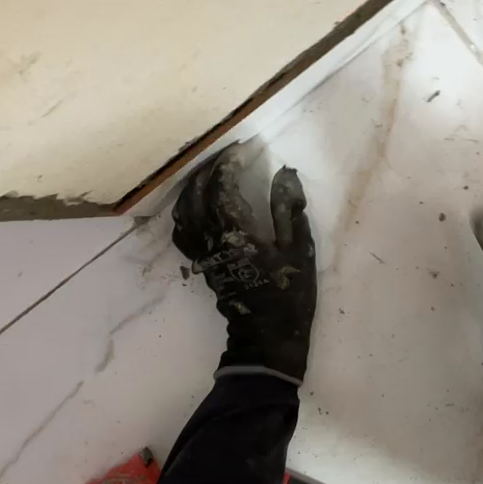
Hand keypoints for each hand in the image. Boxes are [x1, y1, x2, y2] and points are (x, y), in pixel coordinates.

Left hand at [172, 146, 316, 382]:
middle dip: (212, 166)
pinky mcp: (199, 261)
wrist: (267, 336)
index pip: (222, 184)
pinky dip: (188, 207)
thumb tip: (285, 173)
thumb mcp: (298, 249)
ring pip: (184, 207)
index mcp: (235, 231)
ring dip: (196, 184)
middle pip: (197, 190)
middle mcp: (210, 236)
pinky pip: (183, 227)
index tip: (248, 147)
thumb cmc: (288, 293)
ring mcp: (200, 250)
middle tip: (233, 153)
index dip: (232, 161)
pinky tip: (201, 202)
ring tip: (215, 171)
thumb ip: (289, 208)